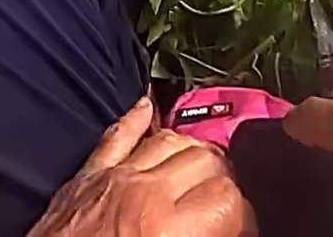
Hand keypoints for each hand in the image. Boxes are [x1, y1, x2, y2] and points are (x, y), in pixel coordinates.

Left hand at [28, 96, 256, 236]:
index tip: (246, 229)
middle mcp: (142, 192)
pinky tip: (148, 108)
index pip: (228, 200)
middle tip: (230, 202)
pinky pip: (117, 134)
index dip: (245, 215)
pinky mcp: (86, 175)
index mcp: (163, 230)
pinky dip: (136, 118)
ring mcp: (112, 176)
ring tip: (204, 167)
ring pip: (168, 138)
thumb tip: (227, 233)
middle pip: (204, 159)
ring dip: (192, 149)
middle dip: (225, 178)